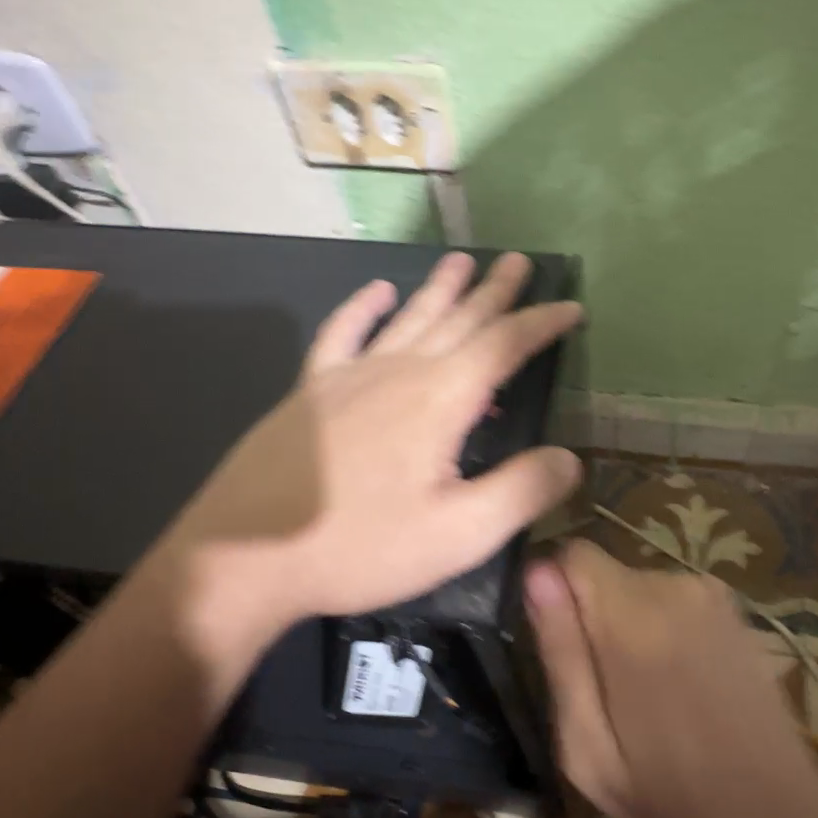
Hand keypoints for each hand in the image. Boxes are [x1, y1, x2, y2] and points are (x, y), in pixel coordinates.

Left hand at [161, 251, 583, 620]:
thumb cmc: (360, 547)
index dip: (542, 324)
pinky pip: (342, 333)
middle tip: (520, 261)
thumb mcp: (459, 535)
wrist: (246, 556)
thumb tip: (570, 458)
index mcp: (440, 400)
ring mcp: (349, 376)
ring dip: (440, 288)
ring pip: (408, 318)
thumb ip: (521, 491)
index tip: (572, 307)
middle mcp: (399, 372)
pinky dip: (363, 308)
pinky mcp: (311, 390)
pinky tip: (378, 292)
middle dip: (495, 291)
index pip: (504, 345)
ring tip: (463, 261)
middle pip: (458, 319)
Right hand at [527, 541, 817, 817]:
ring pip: (640, 588)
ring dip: (632, 628)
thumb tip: (537, 573)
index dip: (557, 594)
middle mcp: (676, 587)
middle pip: (607, 575)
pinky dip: (668, 632)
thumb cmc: (670, 796)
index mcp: (633, 618)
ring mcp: (714, 595)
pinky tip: (686, 689)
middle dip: (596, 620)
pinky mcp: (737, 610)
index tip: (565, 648)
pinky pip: (675, 602)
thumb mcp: (588, 747)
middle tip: (609, 694)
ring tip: (650, 700)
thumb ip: (561, 653)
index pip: (572, 554)